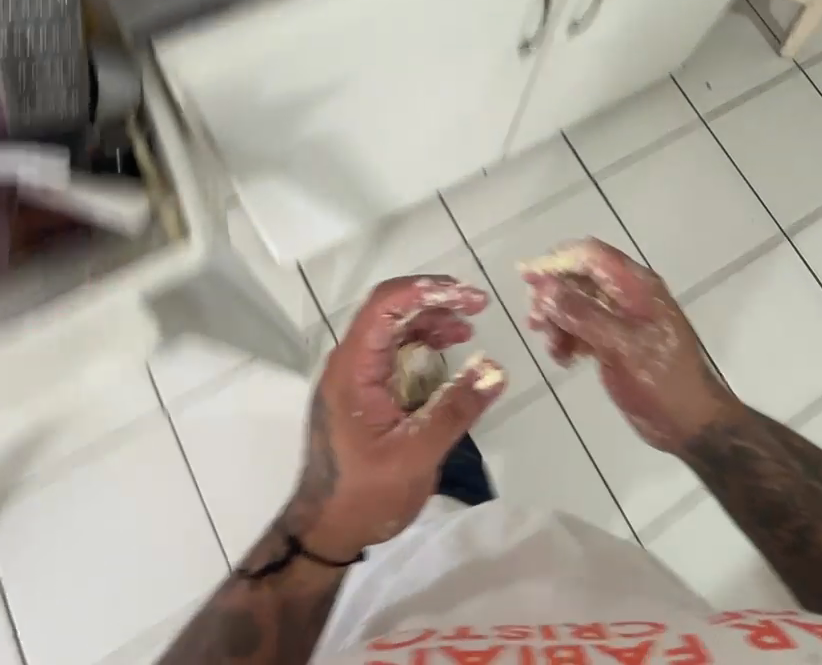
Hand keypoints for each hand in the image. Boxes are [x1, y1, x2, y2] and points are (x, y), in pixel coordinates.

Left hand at [283, 276, 507, 559]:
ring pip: (393, 328)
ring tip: (468, 329)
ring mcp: (355, 376)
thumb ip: (455, 409)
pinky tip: (448, 353)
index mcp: (353, 369)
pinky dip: (423, 344)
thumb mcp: (416, 454)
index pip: (386, 305)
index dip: (429, 290)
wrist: (326, 531)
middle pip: (391, 309)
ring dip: (431, 321)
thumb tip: (495, 370)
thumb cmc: (365, 494)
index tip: (470, 298)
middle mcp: (350, 363)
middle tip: (477, 307)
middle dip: (435, 300)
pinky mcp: (364, 392)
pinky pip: (394, 352)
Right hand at [522, 239, 739, 452]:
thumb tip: (544, 287)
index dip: (556, 261)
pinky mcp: (617, 342)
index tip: (525, 277)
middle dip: (553, 295)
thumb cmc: (661, 382)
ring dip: (558, 319)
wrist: (691, 425)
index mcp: (637, 286)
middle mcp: (628, 295)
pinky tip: (563, 358)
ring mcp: (623, 319)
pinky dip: (568, 338)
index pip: (591, 256)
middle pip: (581, 278)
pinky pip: (584, 327)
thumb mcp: (620, 347)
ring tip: (549, 345)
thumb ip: (582, 314)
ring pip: (578, 304)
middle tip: (535, 321)